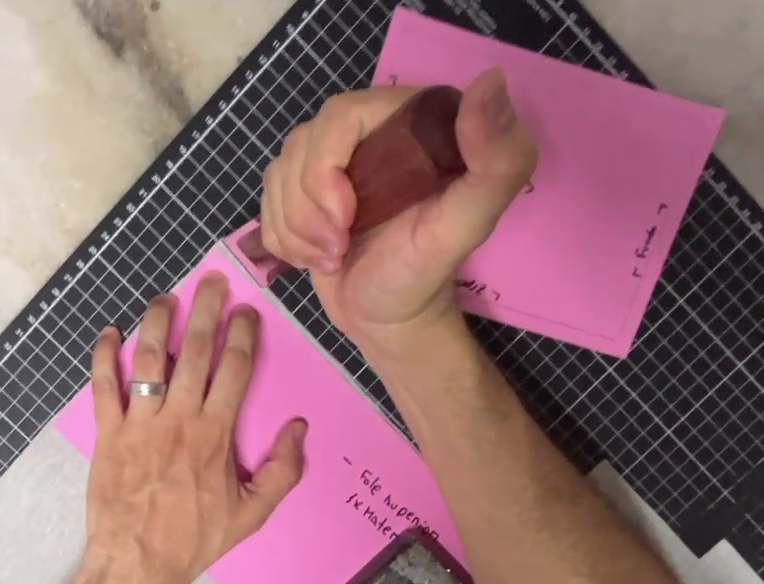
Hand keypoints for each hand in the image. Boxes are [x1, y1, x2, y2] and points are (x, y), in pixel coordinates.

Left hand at [76, 274, 307, 583]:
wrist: (137, 564)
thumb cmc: (194, 540)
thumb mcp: (252, 513)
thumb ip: (283, 470)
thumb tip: (299, 428)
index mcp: (215, 434)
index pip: (234, 369)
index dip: (243, 334)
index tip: (247, 312)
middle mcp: (178, 420)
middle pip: (194, 352)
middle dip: (205, 311)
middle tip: (211, 282)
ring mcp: (139, 424)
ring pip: (149, 361)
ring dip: (157, 323)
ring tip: (165, 297)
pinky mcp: (107, 435)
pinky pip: (103, 388)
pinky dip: (103, 358)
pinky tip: (108, 334)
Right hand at [258, 68, 537, 350]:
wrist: (388, 320)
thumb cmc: (424, 275)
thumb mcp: (467, 224)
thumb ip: (497, 160)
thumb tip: (490, 83)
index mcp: (407, 123)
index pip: (339, 116)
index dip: (324, 169)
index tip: (343, 220)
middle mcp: (365, 135)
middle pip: (300, 147)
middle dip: (307, 210)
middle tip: (338, 249)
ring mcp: (329, 168)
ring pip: (278, 176)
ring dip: (295, 230)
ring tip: (331, 257)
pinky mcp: (302, 198)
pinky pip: (266, 204)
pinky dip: (282, 239)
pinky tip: (314, 257)